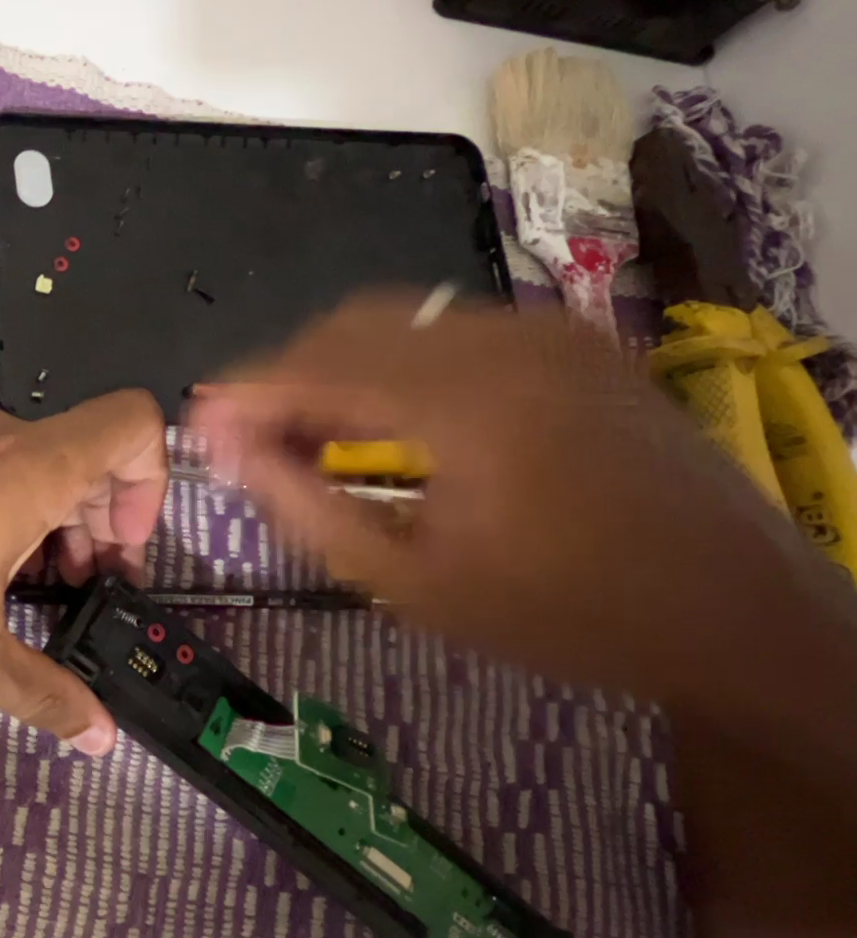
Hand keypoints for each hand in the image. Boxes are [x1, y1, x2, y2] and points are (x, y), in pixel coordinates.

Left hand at [0, 391, 167, 754]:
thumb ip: (42, 693)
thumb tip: (99, 736)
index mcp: (21, 470)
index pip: (129, 424)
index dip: (150, 485)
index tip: (120, 558)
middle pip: (84, 454)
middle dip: (101, 524)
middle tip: (76, 595)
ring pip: (30, 465)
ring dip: (49, 526)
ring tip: (21, 597)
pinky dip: (0, 516)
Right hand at [185, 293, 845, 699]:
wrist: (742, 616)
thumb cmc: (562, 614)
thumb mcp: (408, 580)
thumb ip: (302, 505)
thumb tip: (229, 450)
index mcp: (465, 402)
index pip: (315, 367)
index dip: (244, 390)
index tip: (195, 419)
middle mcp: (504, 342)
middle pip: (346, 327)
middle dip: (281, 375)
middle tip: (246, 435)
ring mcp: (544, 333)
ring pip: (392, 321)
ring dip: (331, 367)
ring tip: (303, 431)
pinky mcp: (567, 342)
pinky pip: (441, 331)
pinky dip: (387, 364)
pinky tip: (377, 417)